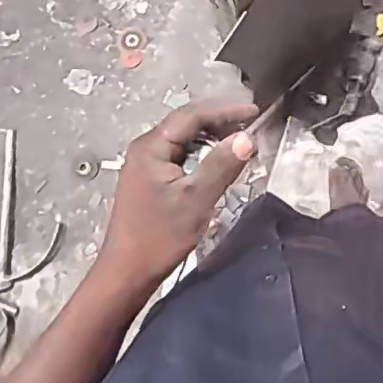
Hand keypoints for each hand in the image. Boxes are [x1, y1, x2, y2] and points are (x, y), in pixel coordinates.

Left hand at [102, 99, 257, 284]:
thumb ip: (221, 165)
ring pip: (185, 139)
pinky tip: (219, 161)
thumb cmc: (159, 236)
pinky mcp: (151, 179)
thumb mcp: (196, 199)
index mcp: (152, 146)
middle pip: (187, 122)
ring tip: (240, 141)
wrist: (127, 272)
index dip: (226, 110)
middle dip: (220, 120)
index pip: (192, 114)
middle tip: (251, 125)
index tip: (255, 112)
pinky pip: (182, 154)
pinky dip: (203, 152)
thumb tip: (247, 138)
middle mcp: (146, 148)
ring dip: (213, 136)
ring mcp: (147, 164)